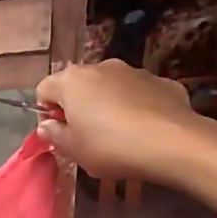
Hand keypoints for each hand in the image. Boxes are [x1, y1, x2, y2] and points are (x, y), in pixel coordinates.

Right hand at [34, 59, 215, 181]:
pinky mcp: (162, 81)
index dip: (47, 112)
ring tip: (120, 136)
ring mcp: (134, 71)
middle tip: (87, 137)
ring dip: (108, 105)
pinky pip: (140, 94)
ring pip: (111, 87)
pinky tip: (146, 130)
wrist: (171, 142)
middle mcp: (101, 67)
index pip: (45, 89)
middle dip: (79, 107)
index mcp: (72, 81)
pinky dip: (137, 107)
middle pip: (79, 85)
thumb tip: (46, 126)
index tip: (58, 134)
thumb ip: (56, 135)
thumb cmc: (111, 147)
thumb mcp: (75, 151)